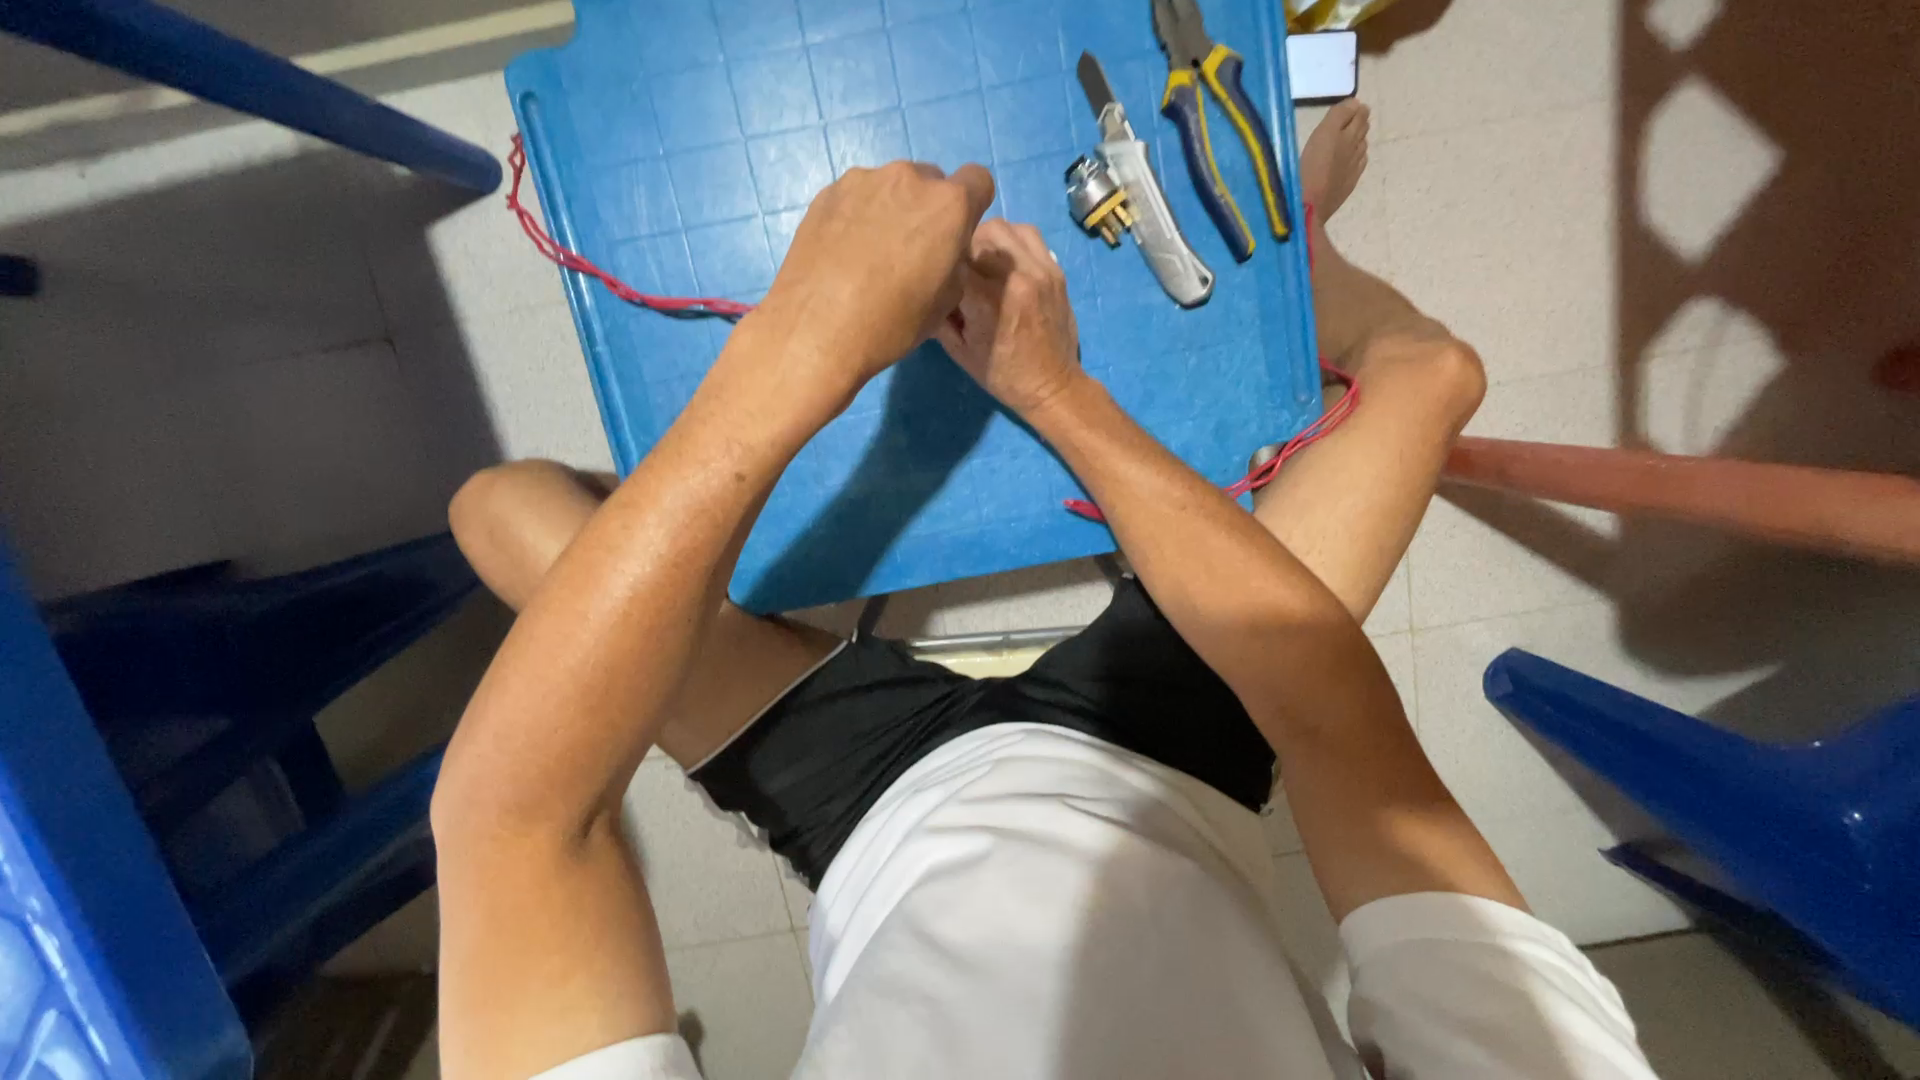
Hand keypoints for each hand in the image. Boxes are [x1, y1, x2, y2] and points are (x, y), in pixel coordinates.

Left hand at [748, 161, 994, 400]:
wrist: (818, 328)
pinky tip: (843, 253)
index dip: (971, 207)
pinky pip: (857, 197)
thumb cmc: (893, 323)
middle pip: (931, 182)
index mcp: (949, 205)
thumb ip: (955, 260)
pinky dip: (858, 216)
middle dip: (928, 209)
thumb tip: (943, 248)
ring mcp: (865, 180)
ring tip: (869, 255)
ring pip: (891, 188)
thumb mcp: (946, 302)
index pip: (978, 180)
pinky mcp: (828, 191)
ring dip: (891, 210)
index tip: (954, 236)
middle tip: (909, 252)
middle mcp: (910, 178)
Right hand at [936, 219, 1083, 415]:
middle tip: (962, 269)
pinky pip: (1030, 235)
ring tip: (984, 260)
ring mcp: (1040, 269)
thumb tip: (929, 286)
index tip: (939, 275)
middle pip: (978, 233)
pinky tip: (1007, 260)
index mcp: (986, 299)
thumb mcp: (960, 351)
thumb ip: (939, 315)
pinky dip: (1013, 241)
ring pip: (1006, 227)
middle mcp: (1014, 275)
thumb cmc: (1002, 375)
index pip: (954, 257)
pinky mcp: (1055, 270)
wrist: (1052, 387)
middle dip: (965, 247)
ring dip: (989, 238)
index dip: (943, 262)